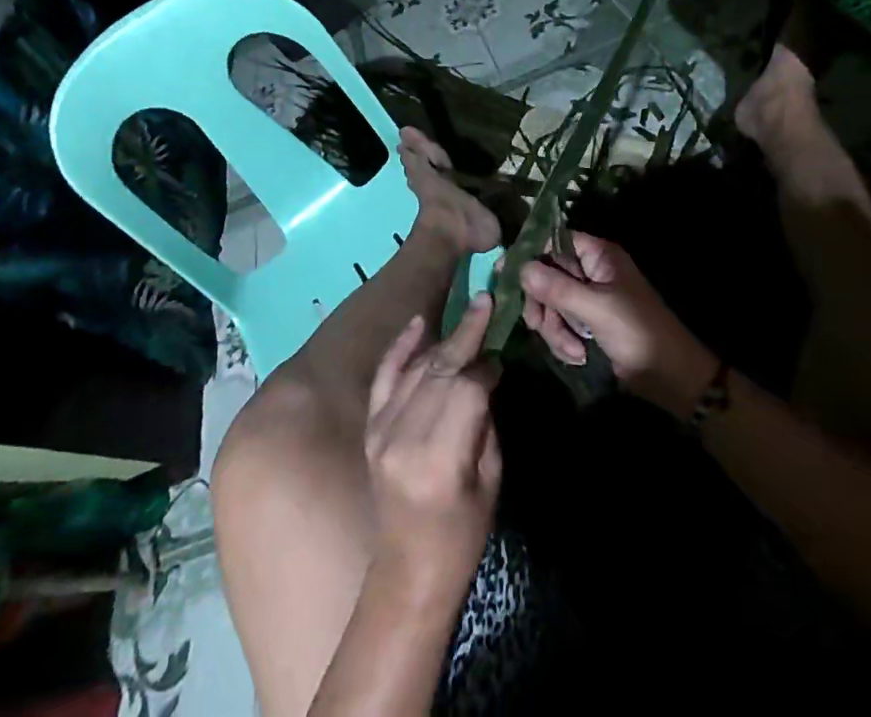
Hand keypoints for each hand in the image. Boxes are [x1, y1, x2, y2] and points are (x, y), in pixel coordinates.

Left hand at [365, 295, 501, 601]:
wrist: (408, 569)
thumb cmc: (463, 531)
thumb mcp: (490, 476)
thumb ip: (485, 419)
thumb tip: (486, 372)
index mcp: (439, 460)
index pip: (465, 390)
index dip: (486, 367)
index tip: (502, 356)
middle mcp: (402, 440)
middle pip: (438, 372)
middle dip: (466, 334)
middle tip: (487, 301)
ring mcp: (378, 433)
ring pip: (415, 370)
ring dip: (443, 338)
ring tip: (468, 309)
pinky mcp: (369, 431)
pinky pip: (383, 379)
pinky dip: (400, 349)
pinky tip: (418, 323)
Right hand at [518, 231, 719, 415]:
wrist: (667, 375)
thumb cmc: (637, 332)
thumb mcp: (595, 309)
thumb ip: (557, 288)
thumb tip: (520, 267)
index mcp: (599, 256)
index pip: (556, 240)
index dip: (530, 254)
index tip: (504, 271)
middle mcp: (591, 272)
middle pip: (545, 276)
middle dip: (543, 305)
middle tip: (537, 324)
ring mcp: (587, 299)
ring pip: (549, 304)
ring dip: (555, 329)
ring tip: (572, 349)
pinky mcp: (585, 324)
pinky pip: (559, 325)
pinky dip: (563, 341)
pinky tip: (577, 356)